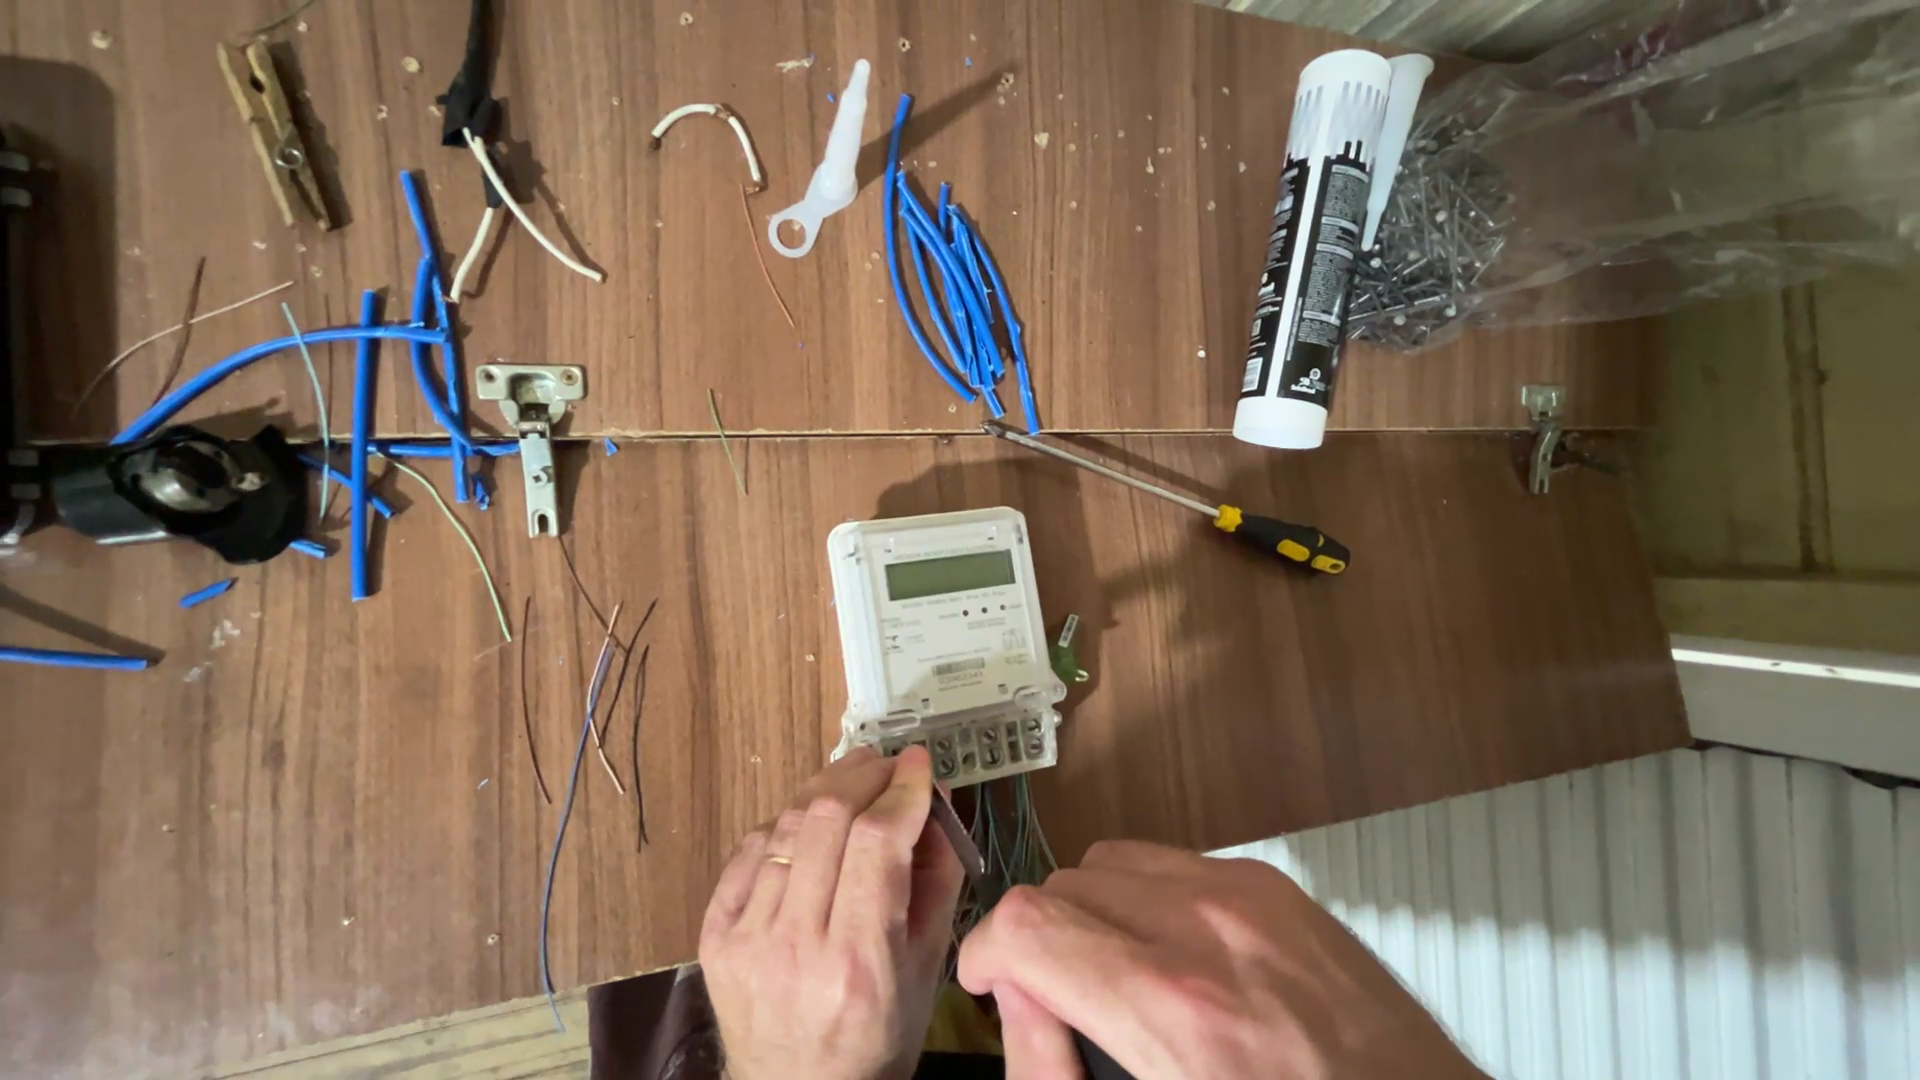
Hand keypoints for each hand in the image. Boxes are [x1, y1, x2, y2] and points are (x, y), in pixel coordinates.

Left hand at [700, 746, 965, 1079]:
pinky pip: (752, 847)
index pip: (878, 841)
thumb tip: (936, 798)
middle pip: (828, 820)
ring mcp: (746, 937)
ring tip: (855, 779)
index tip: (919, 761)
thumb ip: (938, 875)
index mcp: (859, 960)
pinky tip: (812, 822)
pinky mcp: (715, 932)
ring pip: (788, 824)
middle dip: (864, 775)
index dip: (902, 789)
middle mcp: (796, 944)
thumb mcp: (928, 963)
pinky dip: (789, 821)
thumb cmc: (880, 1033)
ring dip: (827, 788)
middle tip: (888, 764)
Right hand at [958, 840, 1486, 1079]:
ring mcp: (1250, 894)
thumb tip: (1014, 996)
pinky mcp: (1278, 886)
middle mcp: (1210, 927)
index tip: (989, 983)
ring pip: (1109, 861)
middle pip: (1062, 885)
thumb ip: (1052, 1072)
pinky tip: (1173, 956)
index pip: (1029, 923)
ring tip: (1115, 974)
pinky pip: (1170, 862)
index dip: (987, 951)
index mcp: (1177, 1009)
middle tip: (1059, 1000)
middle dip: (1041, 942)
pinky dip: (1145, 900)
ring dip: (1090, 912)